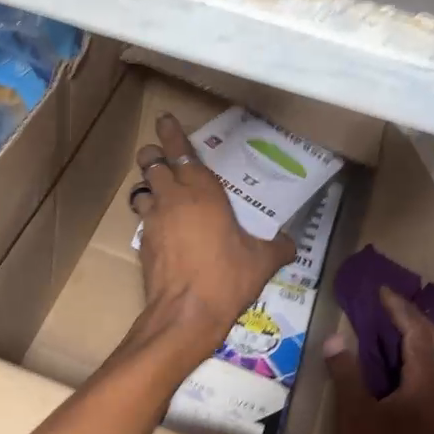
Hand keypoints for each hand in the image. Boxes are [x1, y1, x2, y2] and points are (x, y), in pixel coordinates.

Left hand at [132, 113, 296, 347]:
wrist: (185, 314)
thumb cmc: (227, 279)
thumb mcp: (262, 262)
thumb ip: (278, 247)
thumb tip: (290, 243)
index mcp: (204, 192)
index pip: (183, 152)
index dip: (172, 134)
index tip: (164, 119)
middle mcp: (174, 198)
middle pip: (152, 163)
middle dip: (154, 154)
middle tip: (158, 153)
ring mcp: (153, 220)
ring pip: (142, 188)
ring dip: (147, 184)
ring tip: (156, 187)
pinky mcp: (143, 243)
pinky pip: (142, 218)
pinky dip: (148, 215)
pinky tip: (160, 226)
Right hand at [325, 288, 433, 433]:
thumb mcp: (355, 418)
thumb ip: (346, 375)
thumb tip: (336, 338)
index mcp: (425, 383)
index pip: (416, 332)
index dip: (398, 308)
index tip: (380, 289)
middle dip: (412, 318)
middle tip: (386, 304)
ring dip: (416, 338)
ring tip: (389, 328)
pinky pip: (431, 377)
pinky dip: (415, 359)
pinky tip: (394, 369)